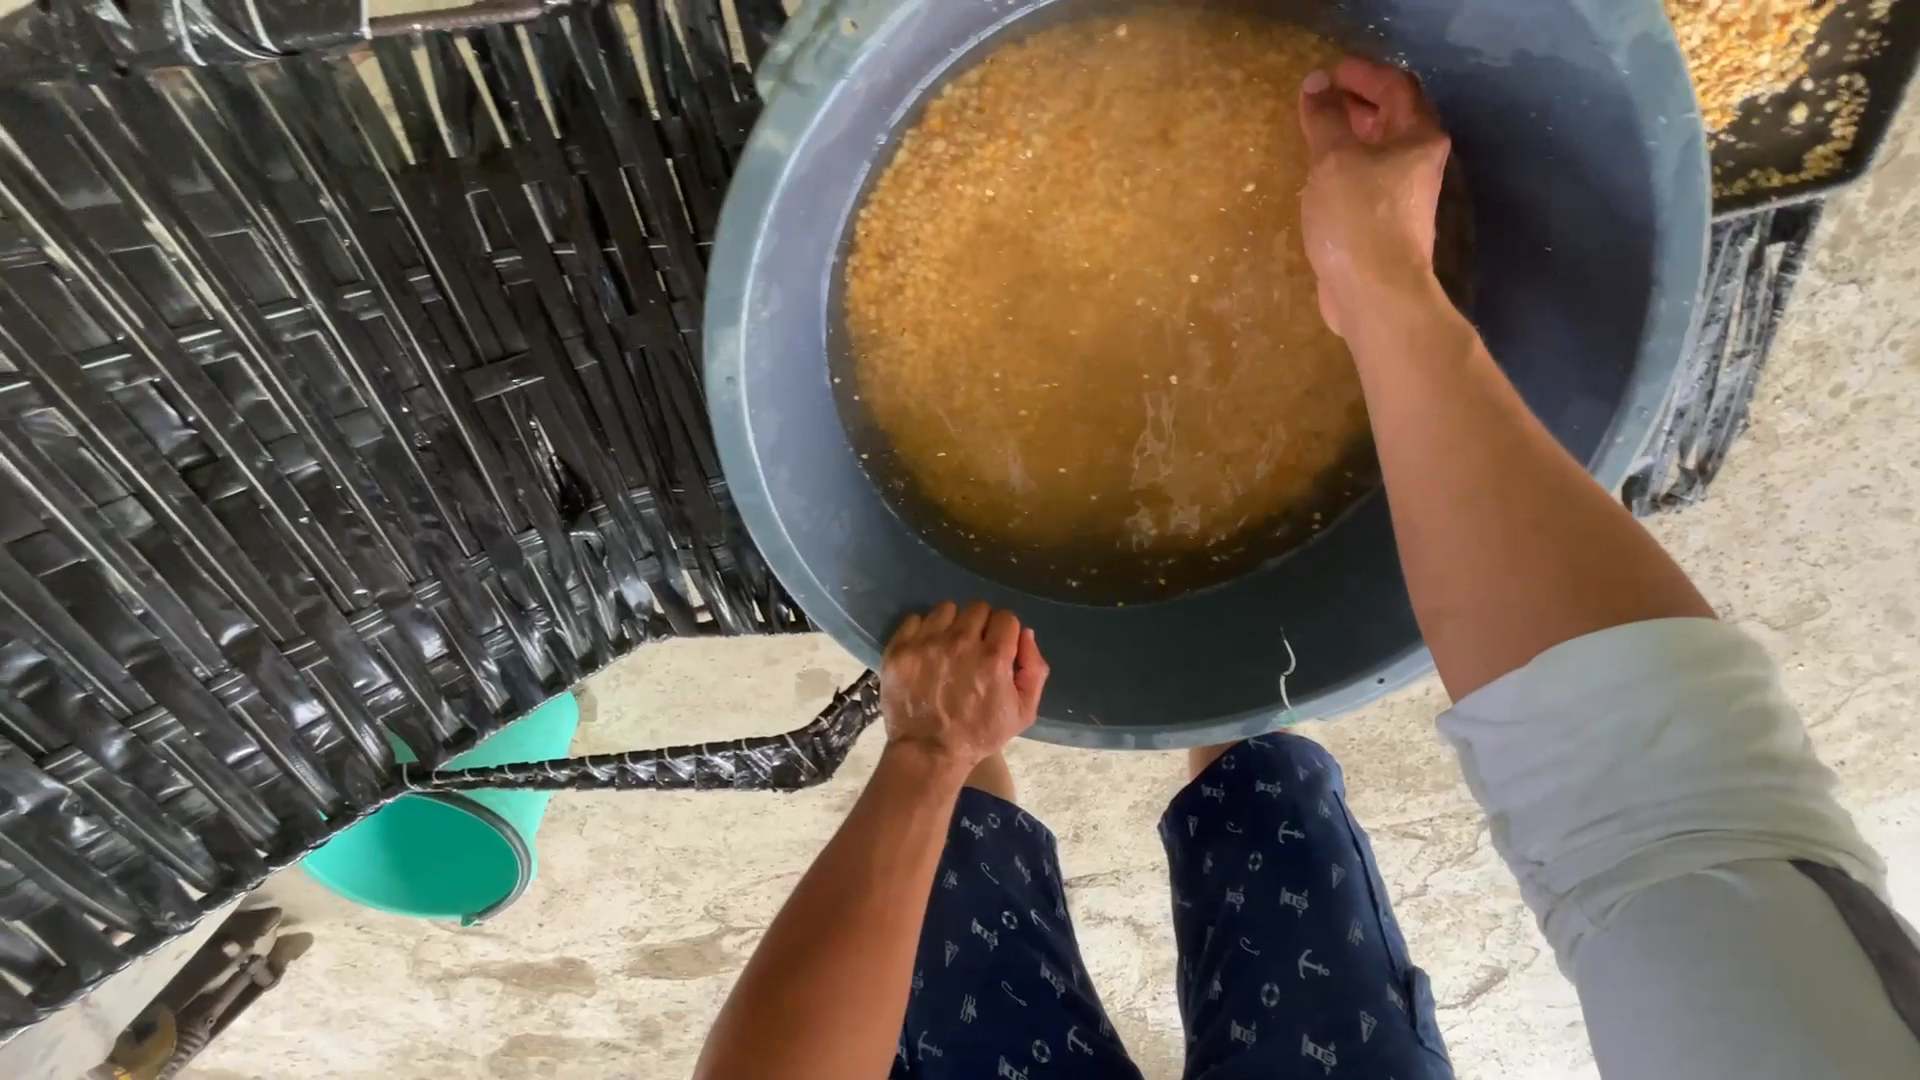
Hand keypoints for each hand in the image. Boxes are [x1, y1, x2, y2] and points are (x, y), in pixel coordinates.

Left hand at [879, 601, 1048, 773]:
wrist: (928, 752)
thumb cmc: (979, 734)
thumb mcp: (1023, 712)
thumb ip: (1034, 669)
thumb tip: (1025, 634)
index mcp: (994, 657)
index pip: (1006, 617)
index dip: (1004, 631)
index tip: (997, 645)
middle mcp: (961, 643)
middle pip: (977, 608)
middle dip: (980, 624)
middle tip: (973, 646)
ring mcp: (927, 644)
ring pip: (946, 609)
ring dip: (951, 624)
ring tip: (947, 646)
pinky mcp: (900, 650)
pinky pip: (915, 619)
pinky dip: (922, 631)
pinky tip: (925, 650)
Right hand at [1297, 57, 1451, 337]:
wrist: (1374, 292)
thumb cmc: (1356, 219)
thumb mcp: (1334, 161)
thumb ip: (1324, 120)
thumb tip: (1316, 84)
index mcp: (1417, 138)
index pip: (1396, 88)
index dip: (1365, 75)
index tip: (1332, 73)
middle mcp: (1419, 164)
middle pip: (1393, 122)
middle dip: (1360, 107)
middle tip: (1325, 102)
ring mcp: (1404, 200)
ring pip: (1380, 157)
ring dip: (1353, 142)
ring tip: (1320, 140)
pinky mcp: (1385, 229)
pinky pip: (1367, 186)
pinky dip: (1347, 174)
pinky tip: (1322, 185)